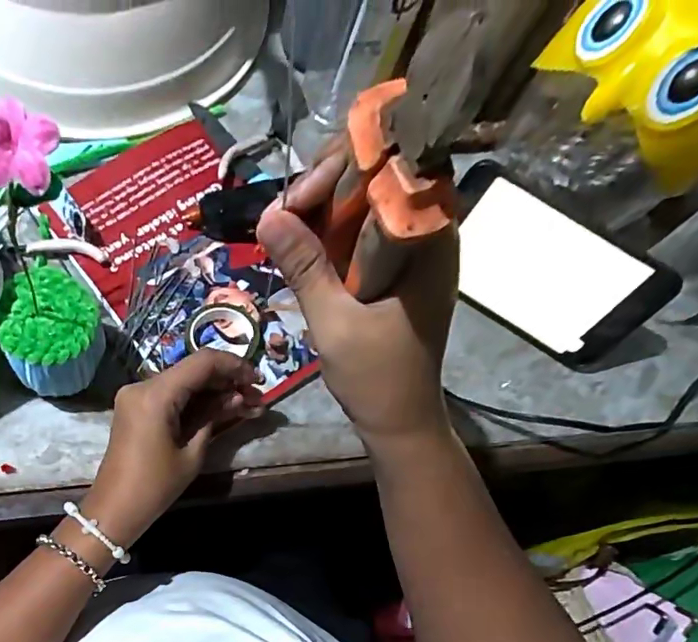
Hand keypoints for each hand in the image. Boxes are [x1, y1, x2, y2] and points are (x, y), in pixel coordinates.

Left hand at [83, 349, 261, 546]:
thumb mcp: (192, 453)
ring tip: (248, 406)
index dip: (234, 366)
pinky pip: (173, 394)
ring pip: (185, 381)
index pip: (202, 362)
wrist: (115, 508)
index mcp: (156, 394)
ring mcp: (137, 395)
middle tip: (257, 397)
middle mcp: (143, 385)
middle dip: (228, 381)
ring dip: (215, 391)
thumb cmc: (155, 486)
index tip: (258, 379)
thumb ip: (214, 417)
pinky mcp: (138, 407)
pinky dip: (197, 400)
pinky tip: (223, 409)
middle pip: (193, 369)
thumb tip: (238, 397)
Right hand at [255, 154, 459, 444]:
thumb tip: (268, 213)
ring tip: (287, 226)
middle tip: (285, 214)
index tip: (300, 199)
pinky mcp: (400, 269)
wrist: (401, 423)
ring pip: (371, 201)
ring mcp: (416, 251)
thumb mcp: (334, 323)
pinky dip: (336, 232)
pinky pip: (367, 231)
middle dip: (330, 183)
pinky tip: (305, 244)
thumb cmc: (376, 378)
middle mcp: (430, 233)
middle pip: (381, 174)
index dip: (344, 163)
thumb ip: (304, 267)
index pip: (393, 162)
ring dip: (328, 207)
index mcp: (428, 239)